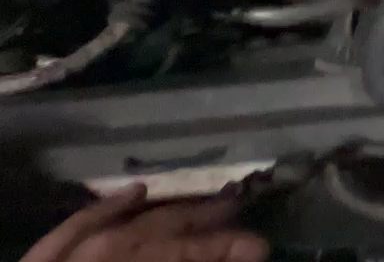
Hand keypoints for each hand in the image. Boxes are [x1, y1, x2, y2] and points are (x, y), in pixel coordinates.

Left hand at [22, 184, 267, 261]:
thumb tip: (239, 260)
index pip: (183, 255)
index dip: (227, 249)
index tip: (262, 249)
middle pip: (155, 237)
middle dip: (203, 226)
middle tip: (241, 216)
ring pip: (115, 231)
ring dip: (164, 212)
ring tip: (204, 199)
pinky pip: (58, 240)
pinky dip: (96, 212)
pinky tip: (134, 193)